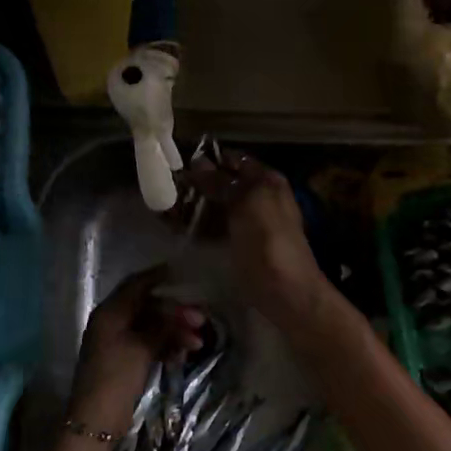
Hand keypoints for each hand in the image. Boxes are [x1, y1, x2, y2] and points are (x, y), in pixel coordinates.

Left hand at [68, 267, 204, 436]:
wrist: (96, 421)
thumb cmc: (116, 379)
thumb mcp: (141, 348)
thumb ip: (160, 325)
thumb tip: (179, 311)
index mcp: (109, 313)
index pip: (136, 286)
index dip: (159, 277)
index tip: (184, 273)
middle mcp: (112, 322)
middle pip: (147, 307)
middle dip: (175, 312)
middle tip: (200, 320)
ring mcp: (118, 342)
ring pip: (151, 326)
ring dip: (174, 330)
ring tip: (197, 343)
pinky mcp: (125, 359)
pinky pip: (149, 343)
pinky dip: (166, 345)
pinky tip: (183, 353)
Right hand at [181, 151, 330, 329]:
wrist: (286, 291)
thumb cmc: (269, 241)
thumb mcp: (247, 202)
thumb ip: (223, 182)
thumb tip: (199, 162)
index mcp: (267, 181)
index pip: (235, 160)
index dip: (209, 159)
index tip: (178, 161)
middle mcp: (259, 198)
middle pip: (224, 184)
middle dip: (197, 184)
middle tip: (166, 186)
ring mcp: (249, 223)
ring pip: (217, 207)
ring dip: (194, 206)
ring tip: (164, 206)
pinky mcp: (239, 246)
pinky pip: (215, 229)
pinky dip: (198, 227)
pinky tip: (177, 228)